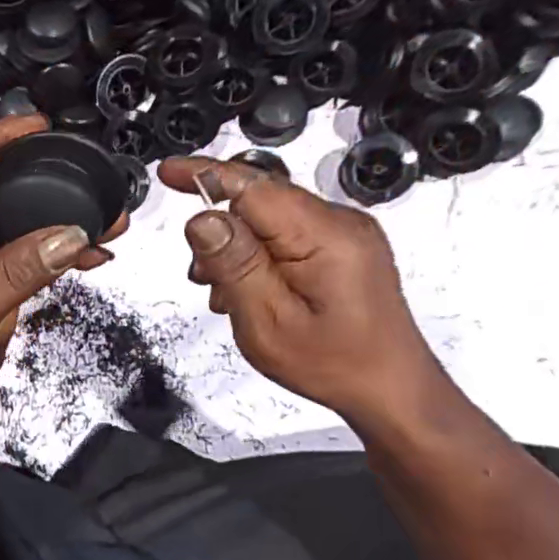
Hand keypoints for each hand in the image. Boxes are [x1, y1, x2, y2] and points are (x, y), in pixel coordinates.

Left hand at [0, 114, 123, 400]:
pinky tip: (98, 253)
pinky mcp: (10, 276)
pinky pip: (43, 251)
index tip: (35, 128)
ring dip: (65, 214)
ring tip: (108, 213)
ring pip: (29, 218)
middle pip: (2, 184)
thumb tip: (73, 234)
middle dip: (40, 172)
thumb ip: (21, 267)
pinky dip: (70, 251)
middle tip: (81, 164)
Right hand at [159, 156, 445, 425]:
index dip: (205, 175)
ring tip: (228, 294)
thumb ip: (234, 265)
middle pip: (259, 199)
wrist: (388, 387)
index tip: (170, 172)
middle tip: (202, 274)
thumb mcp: (267, 322)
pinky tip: (250, 291)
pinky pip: (286, 235)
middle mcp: (339, 224)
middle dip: (219, 230)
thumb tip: (203, 219)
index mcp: (324, 237)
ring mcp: (343, 234)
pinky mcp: (340, 247)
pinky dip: (257, 257)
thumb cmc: (336, 363)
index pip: (253, 185)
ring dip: (236, 249)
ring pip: (268, 219)